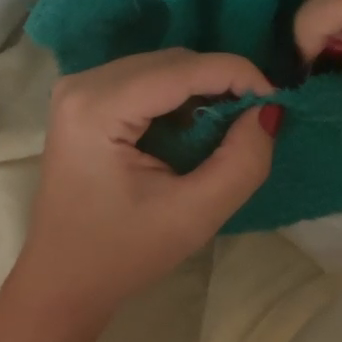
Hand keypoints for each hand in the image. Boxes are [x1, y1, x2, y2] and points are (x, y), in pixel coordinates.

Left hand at [0, 49, 279, 341]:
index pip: (180, 69)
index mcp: (97, 107)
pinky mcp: (83, 99)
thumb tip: (269, 111)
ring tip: (230, 126)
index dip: (236, 74)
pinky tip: (195, 128)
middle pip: (169, 62)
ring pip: (159, 67)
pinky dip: (176, 96)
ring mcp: (78, 88)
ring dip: (200, 88)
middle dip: (219, 81)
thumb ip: (240, 162)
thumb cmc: (122, 253)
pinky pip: (143, 80)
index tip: (279, 99)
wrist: (61, 279)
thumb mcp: (193, 215)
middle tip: (258, 117)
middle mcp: (82, 83)